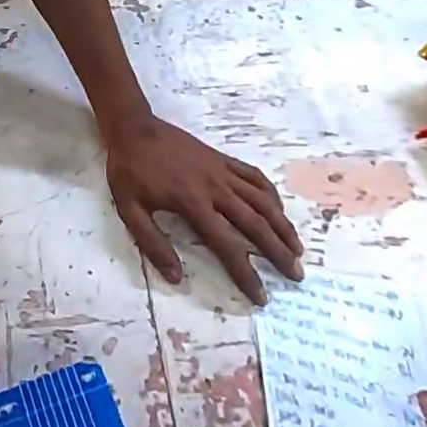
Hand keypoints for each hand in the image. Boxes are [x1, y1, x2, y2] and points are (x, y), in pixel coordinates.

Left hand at [106, 114, 300, 303]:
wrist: (133, 129)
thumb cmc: (129, 170)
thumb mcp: (130, 209)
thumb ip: (152, 243)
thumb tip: (176, 276)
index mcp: (193, 204)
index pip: (227, 246)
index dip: (246, 274)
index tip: (262, 297)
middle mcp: (214, 188)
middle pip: (255, 224)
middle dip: (278, 252)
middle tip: (297, 275)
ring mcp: (220, 170)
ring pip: (261, 200)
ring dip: (282, 224)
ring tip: (297, 248)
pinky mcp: (221, 158)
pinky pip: (253, 175)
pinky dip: (270, 192)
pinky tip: (277, 207)